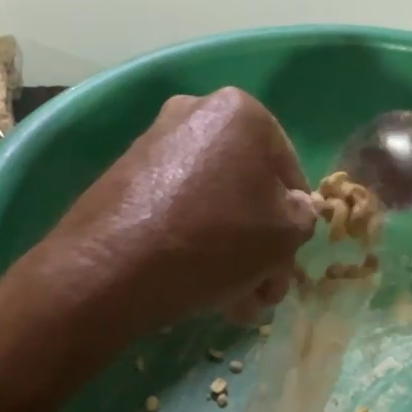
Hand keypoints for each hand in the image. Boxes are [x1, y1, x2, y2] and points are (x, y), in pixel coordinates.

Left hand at [39, 88, 316, 330]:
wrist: (108, 268)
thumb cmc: (214, 239)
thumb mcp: (286, 234)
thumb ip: (303, 216)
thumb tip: (291, 210)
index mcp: (241, 110)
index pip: (288, 170)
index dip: (293, 221)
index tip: (284, 262)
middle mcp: (198, 111)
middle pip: (247, 185)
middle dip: (258, 241)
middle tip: (259, 289)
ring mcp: (157, 140)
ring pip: (213, 199)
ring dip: (229, 247)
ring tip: (229, 302)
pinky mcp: (127, 172)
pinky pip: (178, 204)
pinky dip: (193, 238)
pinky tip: (197, 286)